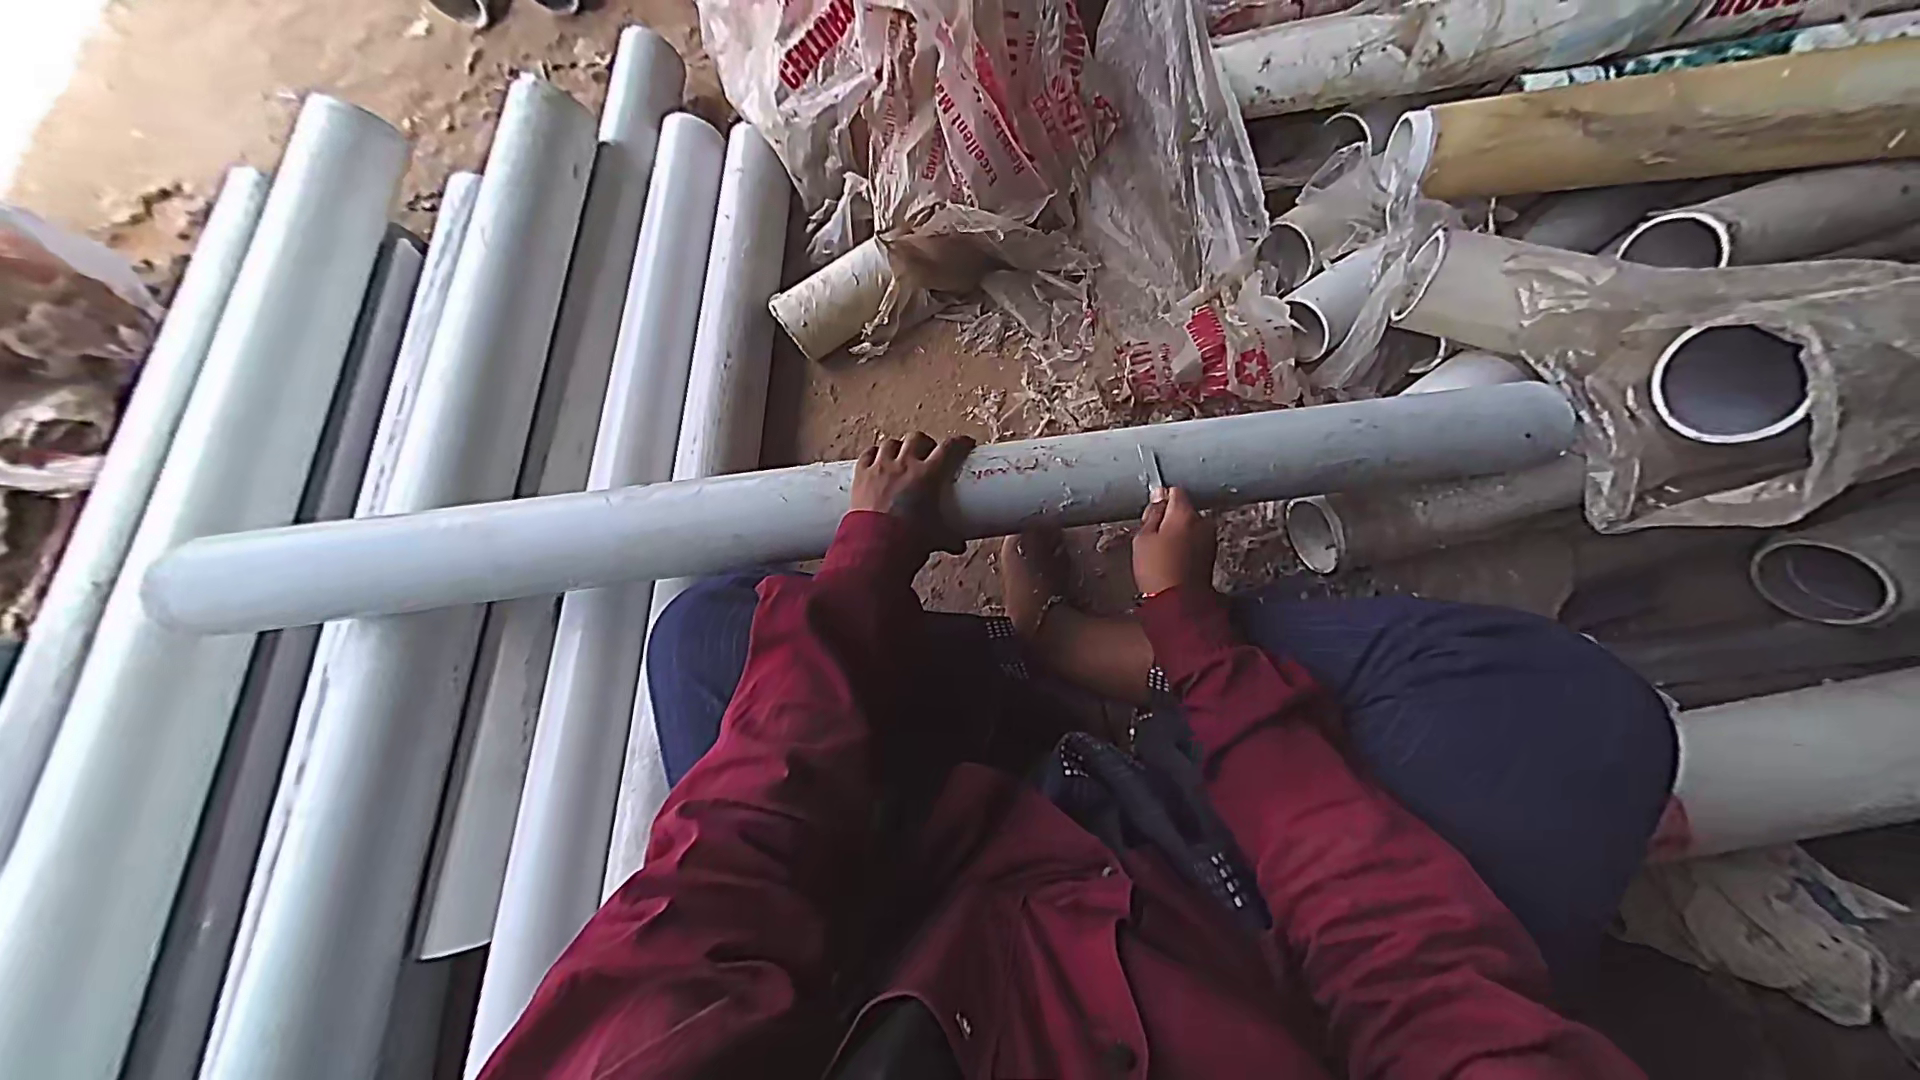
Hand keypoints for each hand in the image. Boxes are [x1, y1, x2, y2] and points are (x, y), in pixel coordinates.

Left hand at [850, 432, 974, 552]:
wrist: (876, 544)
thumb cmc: (908, 539)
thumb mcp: (935, 537)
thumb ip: (948, 539)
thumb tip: (958, 547)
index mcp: (928, 475)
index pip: (949, 448)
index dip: (959, 443)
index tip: (965, 444)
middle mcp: (904, 464)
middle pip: (917, 439)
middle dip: (924, 442)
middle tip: (928, 452)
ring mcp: (881, 467)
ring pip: (891, 443)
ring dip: (898, 446)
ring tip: (901, 455)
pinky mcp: (862, 475)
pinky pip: (867, 454)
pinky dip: (873, 454)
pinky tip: (877, 459)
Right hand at [1132, 487, 1215, 596]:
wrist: (1177, 602)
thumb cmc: (1156, 570)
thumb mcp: (1142, 538)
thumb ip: (1152, 513)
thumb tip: (1159, 497)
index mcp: (1184, 514)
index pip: (1175, 491)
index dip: (1160, 499)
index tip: (1151, 513)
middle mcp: (1202, 522)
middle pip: (1184, 509)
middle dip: (1169, 517)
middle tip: (1152, 536)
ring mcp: (1209, 538)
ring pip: (1190, 525)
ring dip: (1178, 532)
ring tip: (1161, 551)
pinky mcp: (1210, 554)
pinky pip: (1195, 540)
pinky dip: (1185, 545)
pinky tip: (1172, 559)